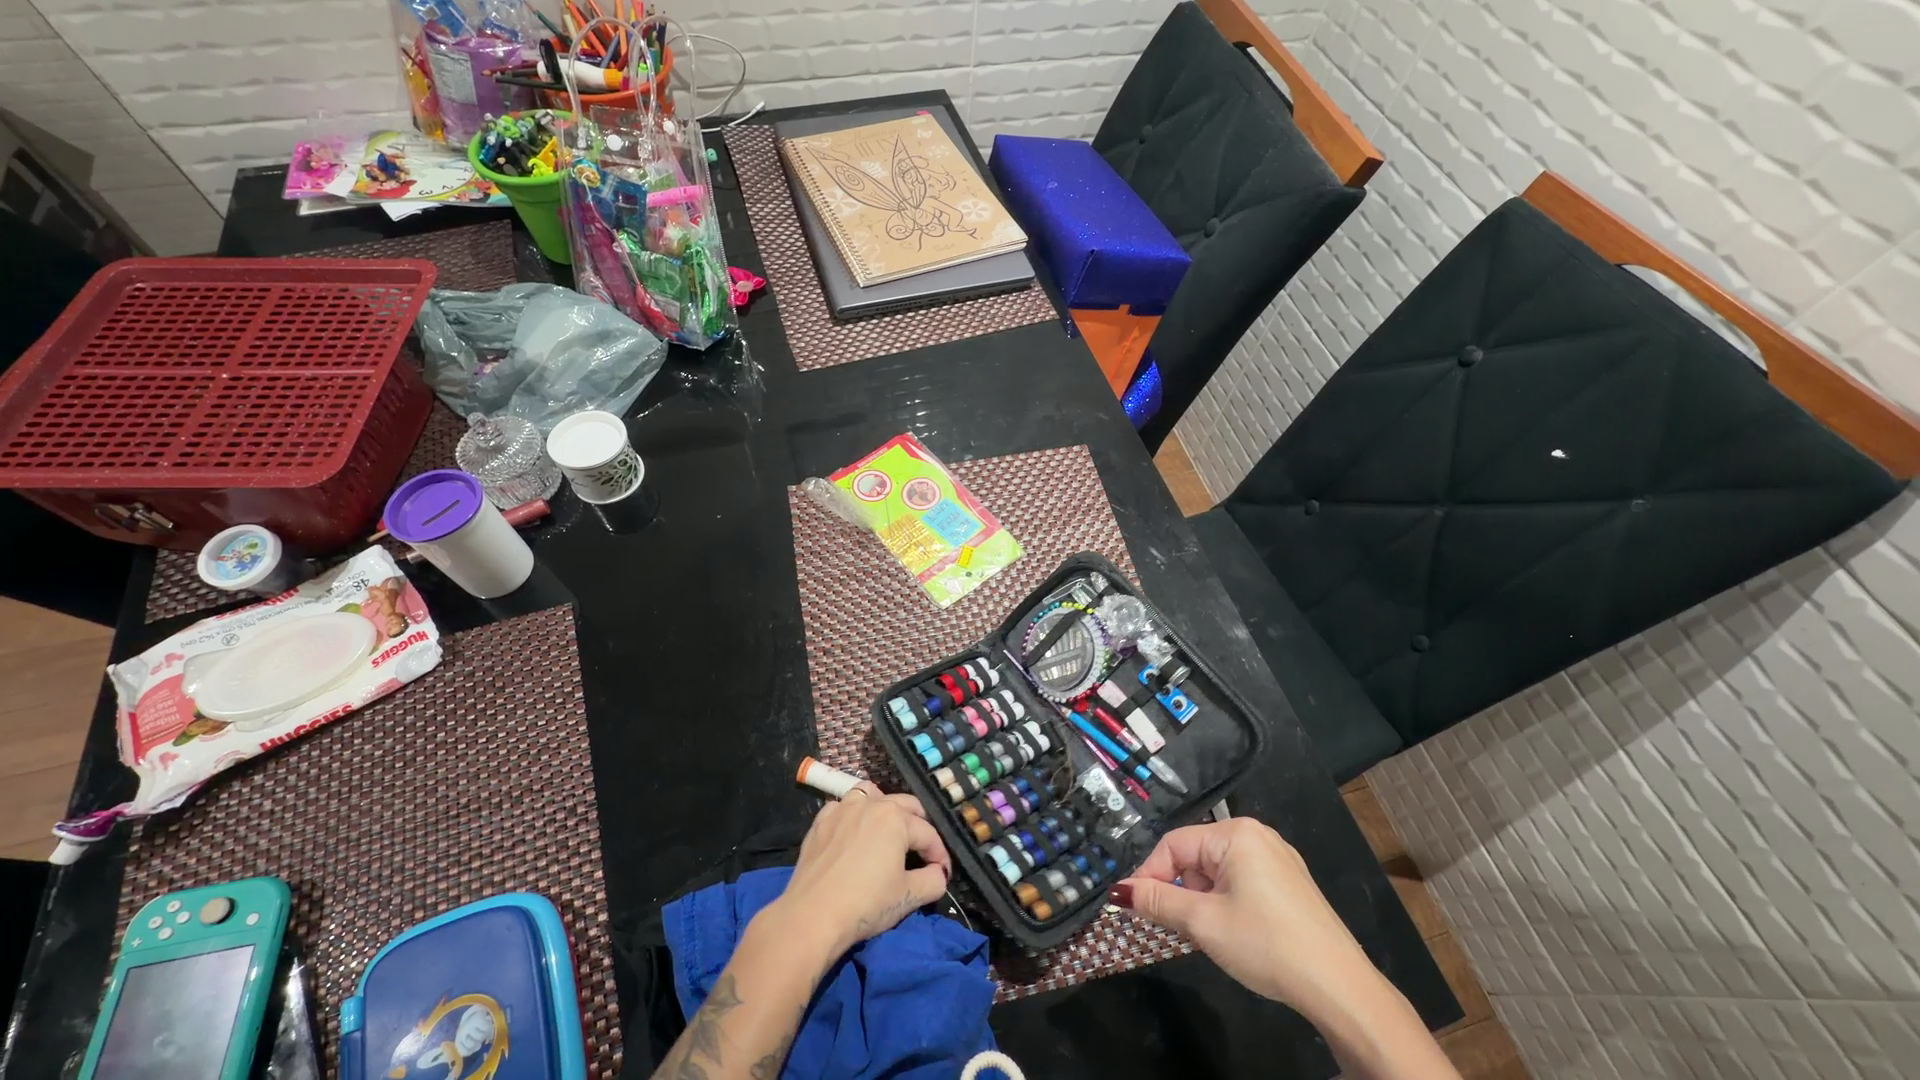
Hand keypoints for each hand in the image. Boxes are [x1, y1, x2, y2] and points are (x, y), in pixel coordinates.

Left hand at [767, 784, 952, 960]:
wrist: (812, 917)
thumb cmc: (866, 903)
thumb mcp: (909, 896)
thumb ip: (934, 880)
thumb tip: (938, 873)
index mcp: (896, 818)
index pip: (928, 834)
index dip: (940, 855)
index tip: (943, 874)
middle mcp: (870, 804)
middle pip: (905, 806)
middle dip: (919, 827)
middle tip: (922, 853)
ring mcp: (841, 810)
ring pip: (871, 795)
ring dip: (886, 809)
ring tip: (889, 832)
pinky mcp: (820, 822)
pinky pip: (843, 808)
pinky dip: (854, 815)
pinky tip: (854, 834)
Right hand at [1110, 819, 1379, 1015]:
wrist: (1338, 986)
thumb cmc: (1265, 944)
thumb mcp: (1203, 922)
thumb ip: (1158, 901)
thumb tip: (1118, 891)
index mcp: (1235, 834)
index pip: (1174, 845)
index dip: (1148, 875)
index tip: (1132, 907)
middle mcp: (1257, 836)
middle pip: (1195, 856)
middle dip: (1176, 889)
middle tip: (1169, 925)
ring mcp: (1277, 859)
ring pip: (1216, 872)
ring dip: (1199, 899)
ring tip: (1201, 933)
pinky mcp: (1288, 884)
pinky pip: (1240, 882)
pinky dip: (1223, 902)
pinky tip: (1228, 932)